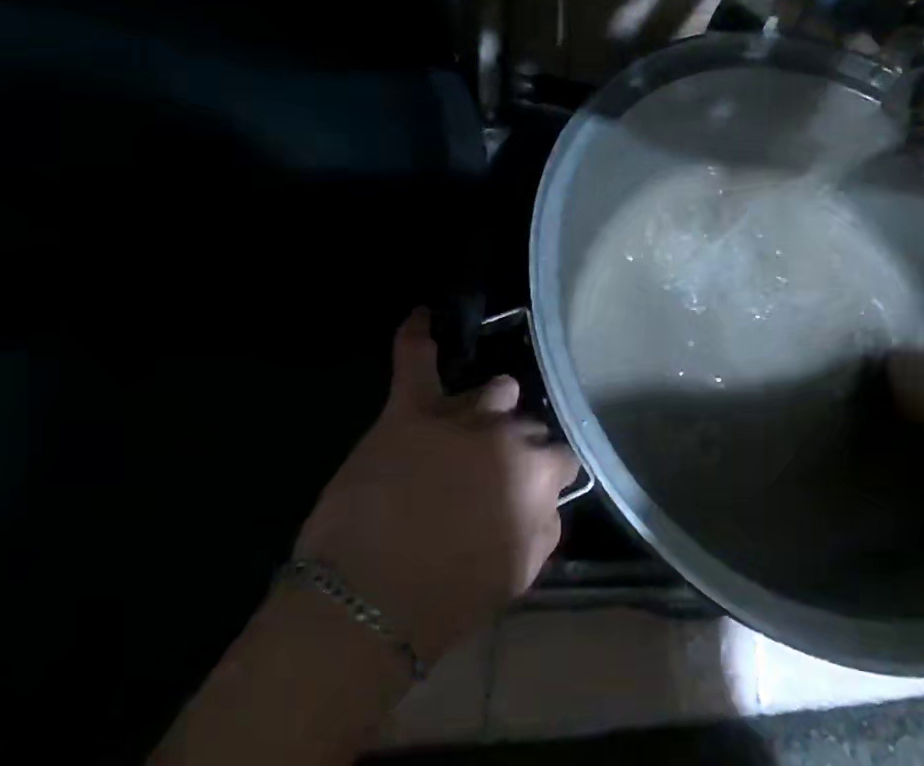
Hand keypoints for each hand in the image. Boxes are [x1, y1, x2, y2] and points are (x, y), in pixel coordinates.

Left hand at [293, 310, 579, 662]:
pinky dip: (417, 338)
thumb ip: (549, 522)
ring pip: (494, 391)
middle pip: (526, 423)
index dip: (547, 474)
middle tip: (491, 475)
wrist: (363, 609)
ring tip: (471, 430)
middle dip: (518, 445)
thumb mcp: (524, 572)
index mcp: (537, 474)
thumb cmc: (449, 599)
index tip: (531, 490)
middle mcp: (505, 435)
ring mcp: (456, 418)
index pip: (561, 455)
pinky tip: (422, 314)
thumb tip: (548, 494)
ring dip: (490, 408)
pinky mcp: (406, 413)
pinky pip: (415, 361)